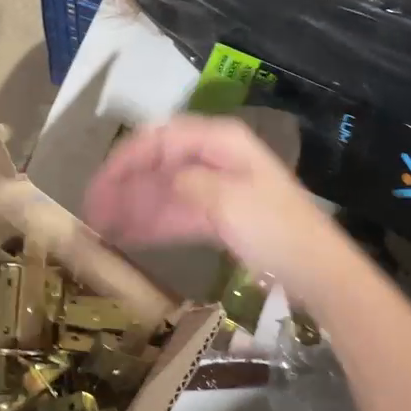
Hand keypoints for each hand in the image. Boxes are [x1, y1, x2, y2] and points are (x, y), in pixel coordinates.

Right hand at [82, 115, 356, 303]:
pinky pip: (175, 214)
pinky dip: (151, 224)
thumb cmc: (276, 228)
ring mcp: (215, 188)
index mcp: (219, 142)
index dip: (127, 157)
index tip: (100, 180)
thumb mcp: (228, 201)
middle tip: (91, 208)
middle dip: (124, 184)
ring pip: (162, 190)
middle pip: (158, 163)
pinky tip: (125, 236)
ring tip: (100, 226)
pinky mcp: (217, 217)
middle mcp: (214, 158)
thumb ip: (187, 184)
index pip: (161, 138)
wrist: (319, 272)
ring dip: (132, 206)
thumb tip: (159, 179)